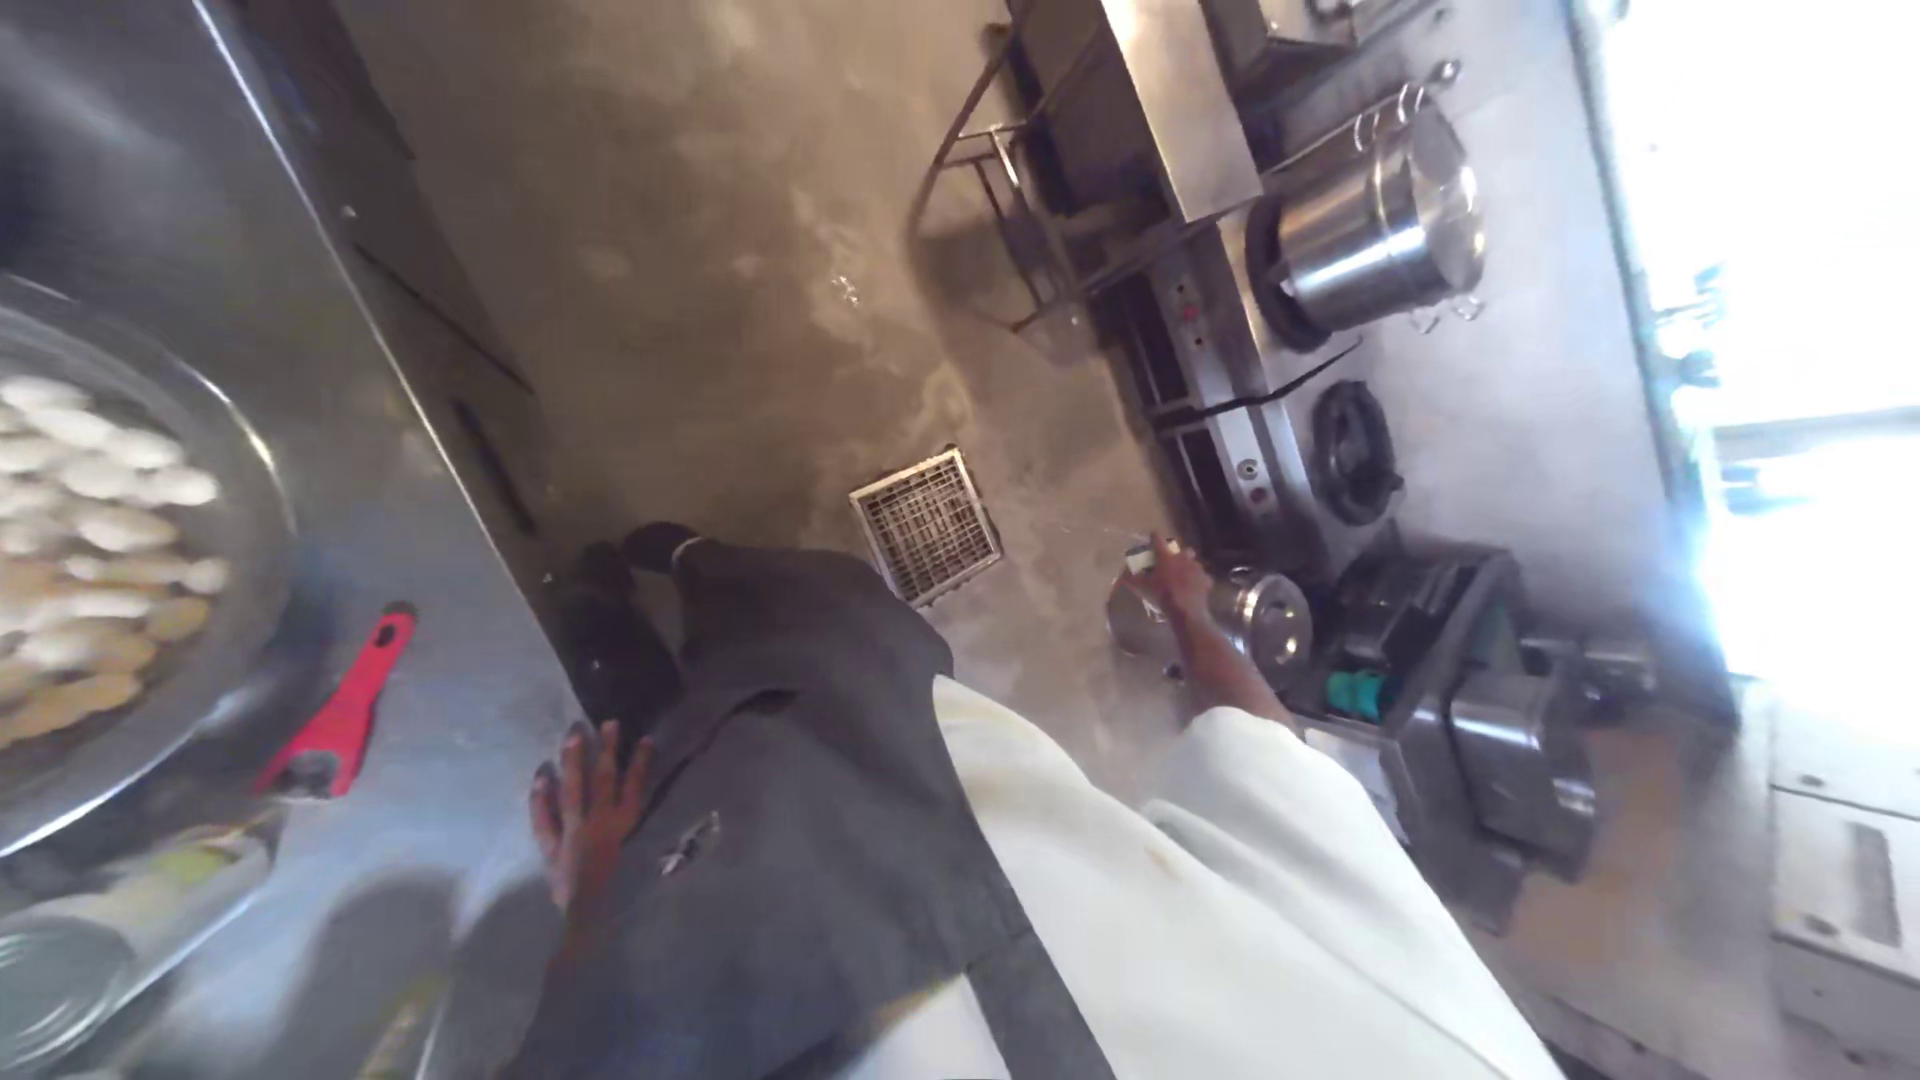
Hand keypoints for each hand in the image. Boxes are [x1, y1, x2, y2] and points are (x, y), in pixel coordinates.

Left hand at [529, 721, 652, 917]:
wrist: (586, 918)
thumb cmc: (616, 883)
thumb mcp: (633, 851)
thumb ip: (630, 818)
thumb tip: (630, 790)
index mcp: (625, 826)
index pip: (635, 786)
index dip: (641, 761)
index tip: (646, 738)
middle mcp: (600, 824)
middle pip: (604, 781)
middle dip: (606, 751)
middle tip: (607, 724)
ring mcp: (574, 833)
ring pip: (574, 792)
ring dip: (574, 763)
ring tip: (573, 736)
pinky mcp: (551, 846)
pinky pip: (544, 819)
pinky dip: (541, 798)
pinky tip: (540, 776)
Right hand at [1126, 533, 1212, 621]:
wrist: (1185, 610)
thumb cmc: (1162, 595)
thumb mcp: (1142, 587)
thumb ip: (1132, 579)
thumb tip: (1123, 574)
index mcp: (1166, 557)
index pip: (1158, 540)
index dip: (1154, 537)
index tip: (1152, 536)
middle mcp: (1183, 558)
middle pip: (1184, 550)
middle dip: (1180, 554)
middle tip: (1174, 562)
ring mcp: (1197, 569)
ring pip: (1195, 563)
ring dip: (1190, 567)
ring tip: (1185, 577)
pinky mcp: (1206, 580)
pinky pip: (1203, 578)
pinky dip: (1199, 581)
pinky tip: (1195, 587)